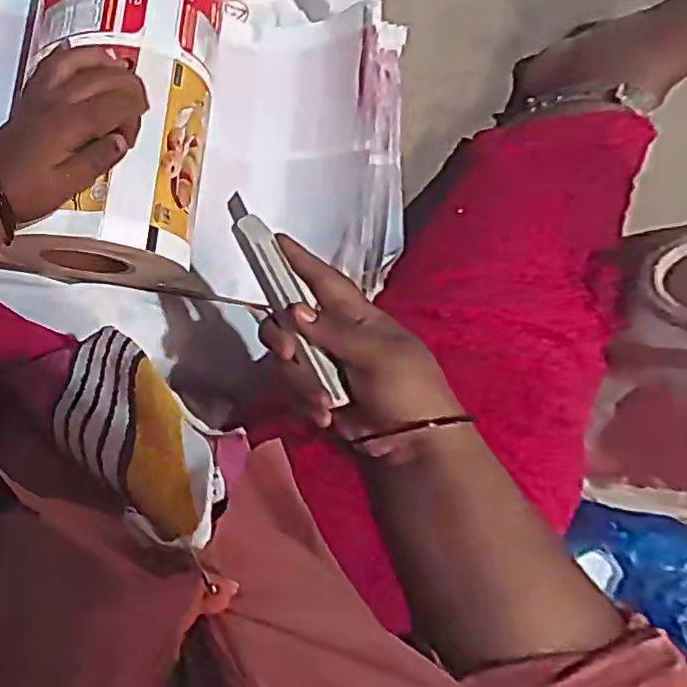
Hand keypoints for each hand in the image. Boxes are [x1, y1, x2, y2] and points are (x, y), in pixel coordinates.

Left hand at [0, 45, 147, 221]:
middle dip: (129, 88)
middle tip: (136, 108)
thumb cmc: (25, 193)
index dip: (133, 115)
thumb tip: (121, 140)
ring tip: (122, 73)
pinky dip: (71, 55)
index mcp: (68, 124)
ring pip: (79, 60)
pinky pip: (52, 63)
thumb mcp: (68, 186)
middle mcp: (55, 102)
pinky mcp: (30, 96)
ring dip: (106, 62)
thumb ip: (98, 160)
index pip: (116, 104)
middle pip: (104, 78)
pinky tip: (82, 57)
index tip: (132, 134)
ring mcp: (40, 95)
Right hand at [255, 235, 464, 439]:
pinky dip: (303, 401)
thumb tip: (294, 311)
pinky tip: (325, 414)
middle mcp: (328, 333)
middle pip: (283, 318)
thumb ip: (335, 332)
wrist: (412, 446)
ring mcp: (317, 363)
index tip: (274, 240)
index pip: (321, 280)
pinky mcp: (308, 391)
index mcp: (354, 315)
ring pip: (281, 356)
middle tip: (287, 352)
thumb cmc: (409, 389)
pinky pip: (286, 386)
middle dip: (280, 336)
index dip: (298, 260)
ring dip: (299, 381)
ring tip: (326, 401)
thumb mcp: (381, 355)